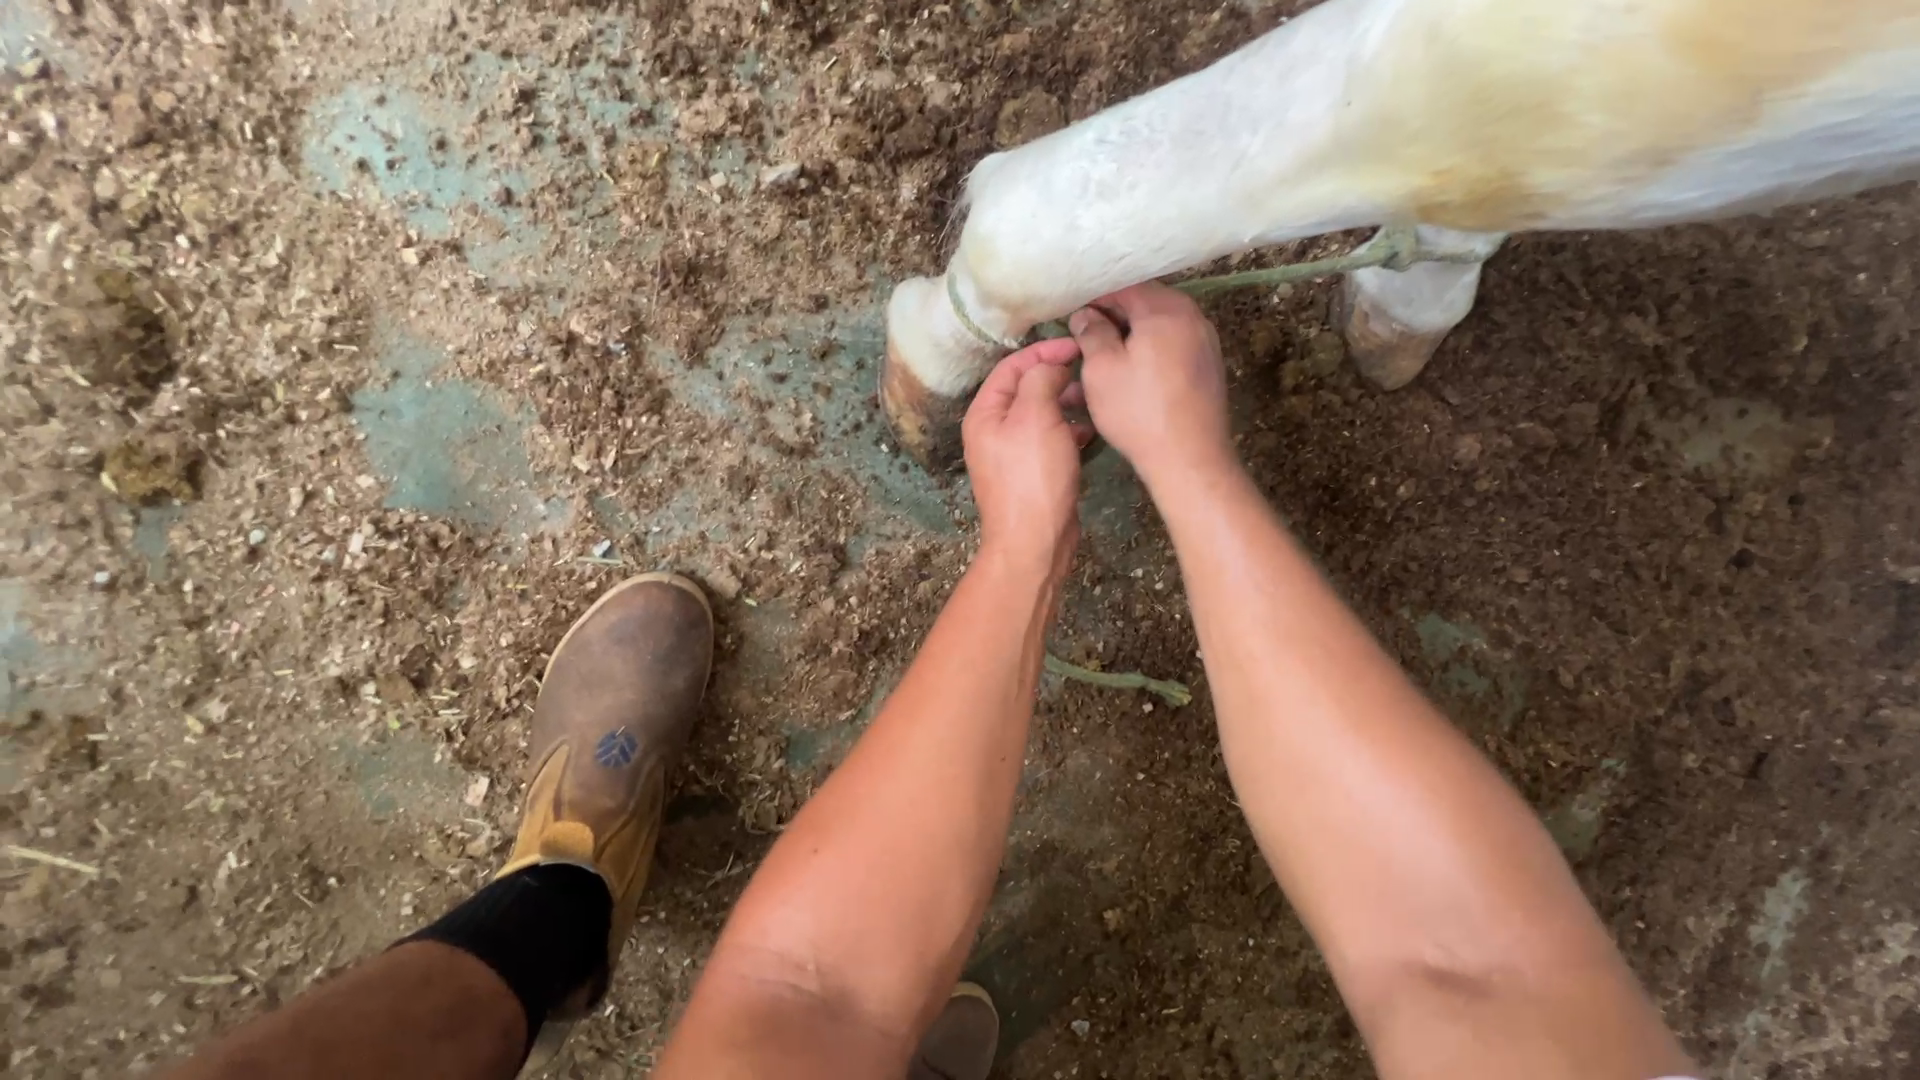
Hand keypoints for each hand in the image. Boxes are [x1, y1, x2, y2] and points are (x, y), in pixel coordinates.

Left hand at [962, 337, 1091, 576]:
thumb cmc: (1032, 476)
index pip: (1011, 366)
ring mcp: (1012, 454)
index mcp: (984, 413)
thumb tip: (1052, 367)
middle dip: (1056, 377)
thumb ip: (1041, 380)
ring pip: (1041, 415)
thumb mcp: (1035, 416)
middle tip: (1088, 373)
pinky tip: (1090, 432)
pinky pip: (1051, 440)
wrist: (1034, 541)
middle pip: (1025, 389)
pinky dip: (1070, 431)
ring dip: (1066, 403)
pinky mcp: (1033, 474)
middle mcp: (993, 431)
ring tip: (1092, 400)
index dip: (1044, 350)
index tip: (1077, 344)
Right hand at [1070, 283, 1235, 489]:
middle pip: (1146, 302)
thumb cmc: (1138, 411)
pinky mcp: (1208, 365)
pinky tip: (1134, 372)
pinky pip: (1173, 344)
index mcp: (1165, 308)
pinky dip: (1151, 350)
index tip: (1073, 316)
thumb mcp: (1101, 370)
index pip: (1124, 286)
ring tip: (1106, 357)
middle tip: (1085, 338)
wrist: (1189, 457)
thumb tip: (1086, 315)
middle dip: (1114, 316)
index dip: (1095, 298)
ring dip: (1132, 335)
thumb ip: (1091, 333)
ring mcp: (1205, 340)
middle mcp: (1192, 315)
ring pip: (1160, 325)